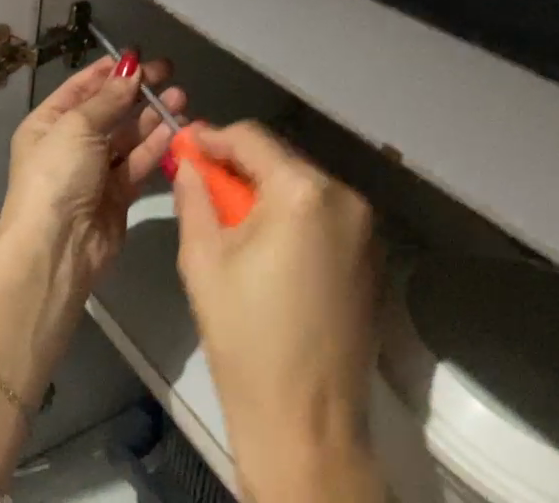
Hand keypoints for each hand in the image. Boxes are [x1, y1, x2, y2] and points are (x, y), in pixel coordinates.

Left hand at [0, 54, 186, 291]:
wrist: (56, 248)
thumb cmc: (57, 176)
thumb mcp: (77, 127)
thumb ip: (108, 98)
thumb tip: (131, 68)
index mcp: (48, 123)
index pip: (81, 88)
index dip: (110, 71)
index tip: (141, 56)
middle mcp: (69, 144)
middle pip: (109, 110)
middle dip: (137, 92)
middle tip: (170, 73)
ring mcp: (94, 171)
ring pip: (128, 137)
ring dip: (152, 117)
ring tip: (181, 97)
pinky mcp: (118, 196)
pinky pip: (138, 163)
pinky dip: (156, 146)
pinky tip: (176, 129)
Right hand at [172, 122, 381, 501]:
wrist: (307, 422)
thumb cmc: (245, 337)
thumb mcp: (203, 260)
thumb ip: (194, 198)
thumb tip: (189, 165)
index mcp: (304, 192)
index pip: (252, 138)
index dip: (213, 137)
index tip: (186, 145)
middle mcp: (345, 198)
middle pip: (282, 159)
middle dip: (239, 165)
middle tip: (201, 181)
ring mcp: (366, 230)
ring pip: (304, 186)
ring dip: (266, 190)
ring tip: (231, 217)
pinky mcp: (373, 259)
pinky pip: (325, 216)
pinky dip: (293, 216)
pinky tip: (267, 245)